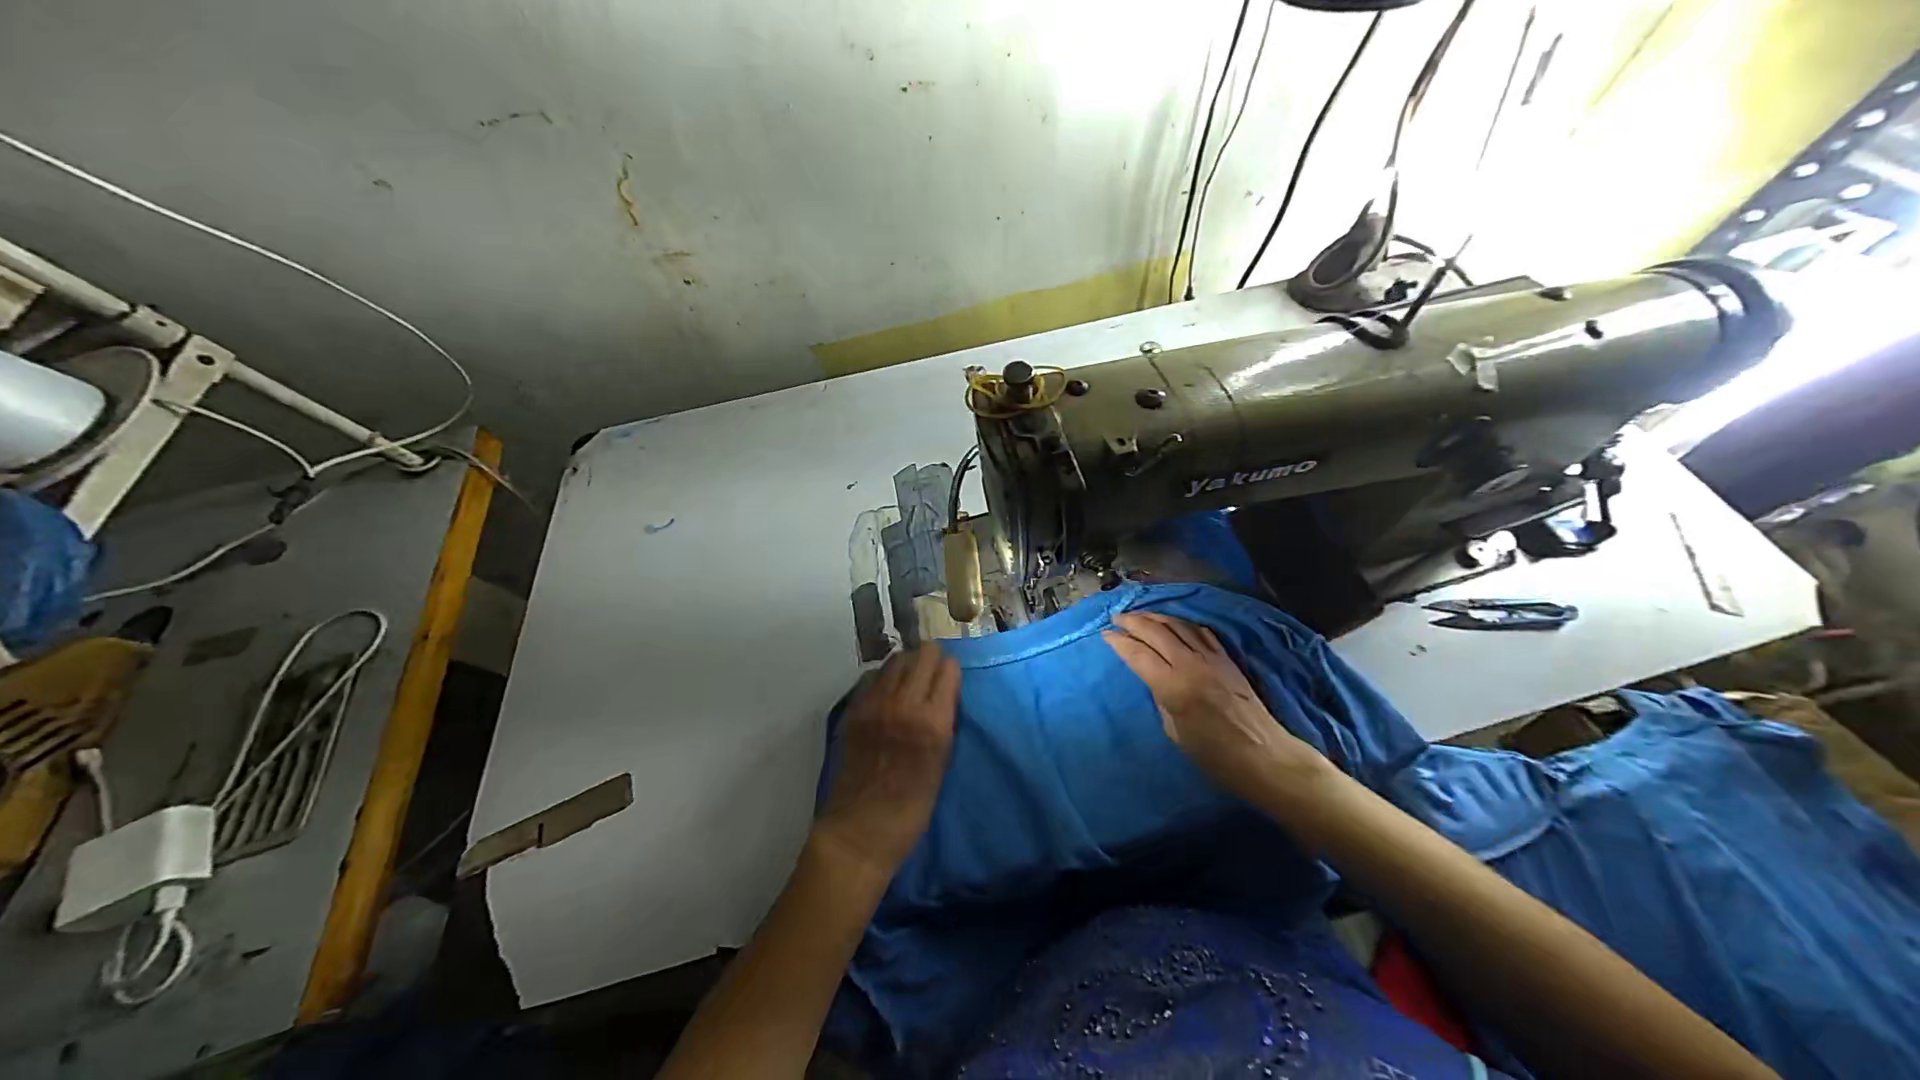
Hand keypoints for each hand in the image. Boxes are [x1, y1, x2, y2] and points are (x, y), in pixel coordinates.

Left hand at [814, 644, 960, 879]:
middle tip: (932, 672)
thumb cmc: (912, 807)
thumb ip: (944, 722)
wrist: (862, 829)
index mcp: (933, 721)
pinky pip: (872, 677)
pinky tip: (887, 694)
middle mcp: (904, 704)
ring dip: (907, 665)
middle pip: (922, 655)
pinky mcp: (855, 710)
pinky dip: (883, 678)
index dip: (951, 671)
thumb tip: (944, 694)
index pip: (948, 669)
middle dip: (931, 659)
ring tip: (910, 680)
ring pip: (896, 660)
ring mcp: (875, 704)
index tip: (951, 678)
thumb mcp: (942, 762)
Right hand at [1104, 613, 1325, 802]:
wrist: (1262, 755)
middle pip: (1156, 631)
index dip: (1119, 642)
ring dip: (1156, 617)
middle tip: (1117, 618)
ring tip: (1140, 616)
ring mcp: (1211, 658)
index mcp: (1173, 686)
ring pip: (1178, 625)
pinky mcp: (1227, 658)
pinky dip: (1183, 624)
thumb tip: (1154, 678)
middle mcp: (1191, 664)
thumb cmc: (1214, 754)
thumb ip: (1161, 697)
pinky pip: (1201, 631)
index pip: (1138, 654)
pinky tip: (1175, 624)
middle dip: (1133, 622)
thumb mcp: (1174, 730)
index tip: (1105, 635)